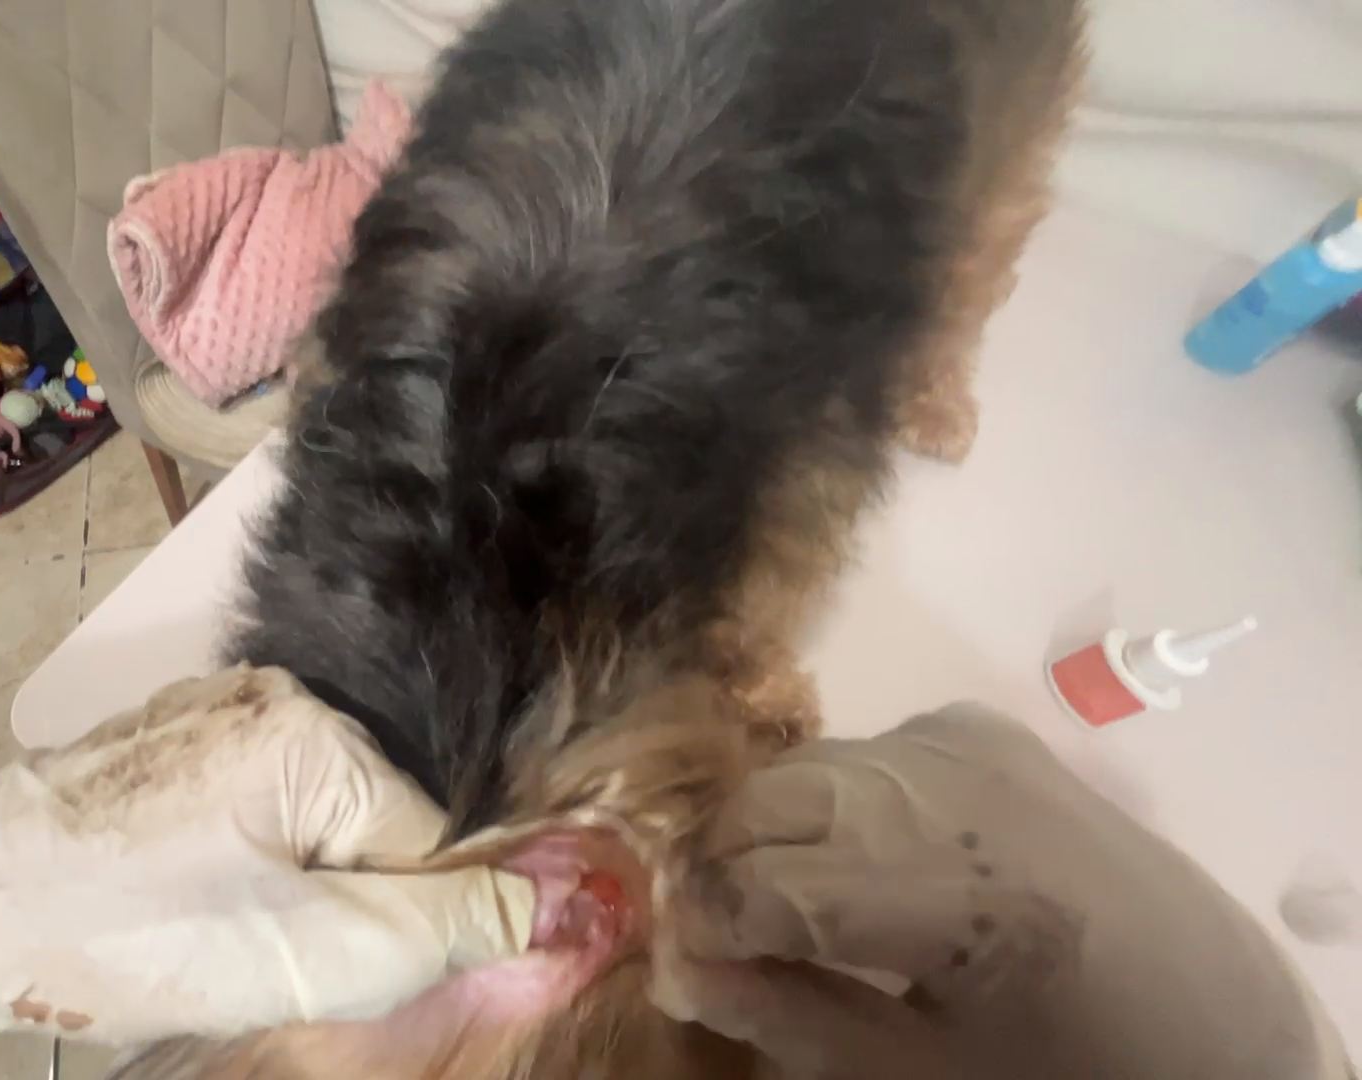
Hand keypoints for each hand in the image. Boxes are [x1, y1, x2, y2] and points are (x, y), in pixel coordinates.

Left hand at [0, 667, 532, 1079]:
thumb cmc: (127, 934)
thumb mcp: (299, 956)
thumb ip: (436, 930)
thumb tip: (550, 907)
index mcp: (318, 736)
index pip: (425, 835)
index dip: (392, 913)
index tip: (323, 957)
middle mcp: (282, 694)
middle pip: (372, 818)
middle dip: (341, 894)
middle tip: (259, 945)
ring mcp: (226, 701)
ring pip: (317, 808)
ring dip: (295, 873)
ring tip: (217, 915)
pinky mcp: (187, 724)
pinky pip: (265, 788)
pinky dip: (254, 844)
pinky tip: (192, 878)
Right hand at [649, 704, 1350, 1079]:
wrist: (1226, 1024)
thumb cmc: (1078, 1076)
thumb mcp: (928, 1079)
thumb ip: (789, 1017)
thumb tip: (676, 969)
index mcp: (978, 900)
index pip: (774, 887)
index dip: (707, 922)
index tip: (681, 956)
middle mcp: (964, 791)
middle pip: (771, 803)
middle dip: (720, 865)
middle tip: (717, 924)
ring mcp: (968, 744)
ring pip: (800, 766)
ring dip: (763, 826)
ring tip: (774, 886)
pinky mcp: (975, 728)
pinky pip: (853, 747)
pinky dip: (824, 795)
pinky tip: (853, 845)